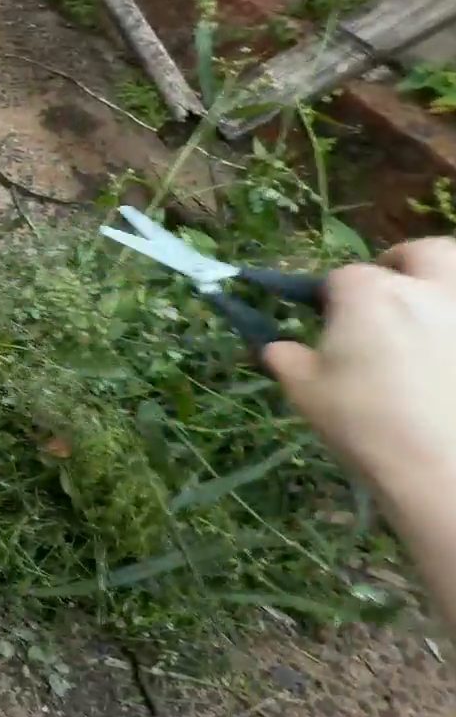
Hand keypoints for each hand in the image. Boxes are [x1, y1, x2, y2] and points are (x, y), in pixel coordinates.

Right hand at [264, 239, 455, 498]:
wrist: (447, 464)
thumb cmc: (363, 420)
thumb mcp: (303, 388)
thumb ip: (287, 356)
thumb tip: (278, 347)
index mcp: (371, 295)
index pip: (345, 276)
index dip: (334, 295)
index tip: (327, 317)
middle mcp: (434, 289)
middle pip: (427, 252)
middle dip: (405, 265)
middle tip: (392, 294)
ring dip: (444, 285)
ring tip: (428, 315)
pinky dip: (455, 327)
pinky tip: (444, 351)